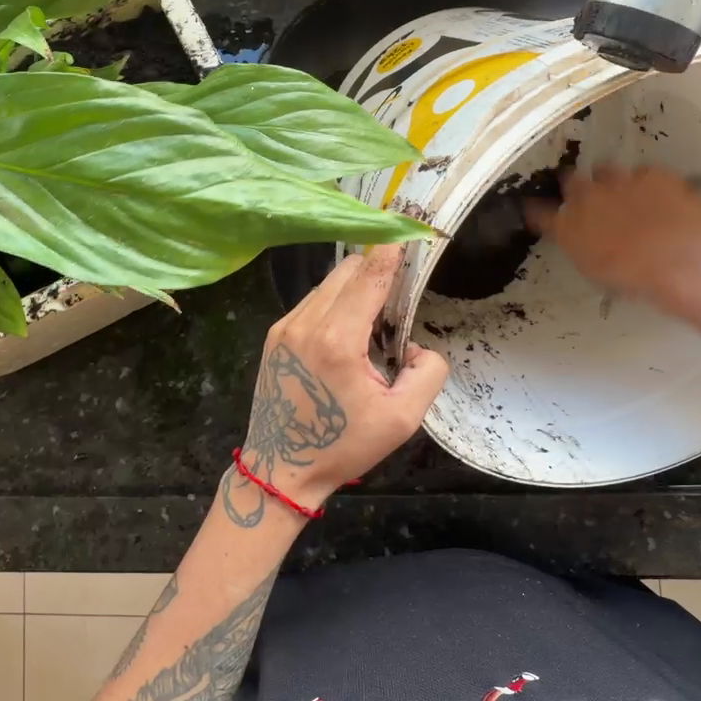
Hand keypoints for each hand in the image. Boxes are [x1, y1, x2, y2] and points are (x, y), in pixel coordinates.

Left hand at [221, 245, 447, 525]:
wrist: (281, 468)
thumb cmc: (343, 446)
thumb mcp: (402, 418)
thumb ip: (426, 371)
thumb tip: (413, 344)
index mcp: (336, 339)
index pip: (369, 275)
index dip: (392, 251)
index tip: (411, 232)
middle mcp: (305, 323)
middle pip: (346, 271)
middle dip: (376, 272)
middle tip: (397, 298)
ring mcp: (284, 327)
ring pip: (327, 285)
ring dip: (353, 290)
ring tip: (372, 323)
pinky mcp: (274, 336)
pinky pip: (311, 303)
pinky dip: (333, 304)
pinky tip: (346, 334)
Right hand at [524, 165, 700, 303]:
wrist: (681, 263)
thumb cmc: (633, 277)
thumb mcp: (593, 267)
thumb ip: (578, 244)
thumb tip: (577, 234)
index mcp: (567, 226)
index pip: (539, 212)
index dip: (536, 209)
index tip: (536, 209)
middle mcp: (587, 197)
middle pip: (569, 179)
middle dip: (572, 184)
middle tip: (584, 196)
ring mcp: (620, 182)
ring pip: (605, 170)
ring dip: (608, 180)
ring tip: (622, 193)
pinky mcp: (654, 174)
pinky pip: (644, 172)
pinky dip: (645, 182)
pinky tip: (655, 197)